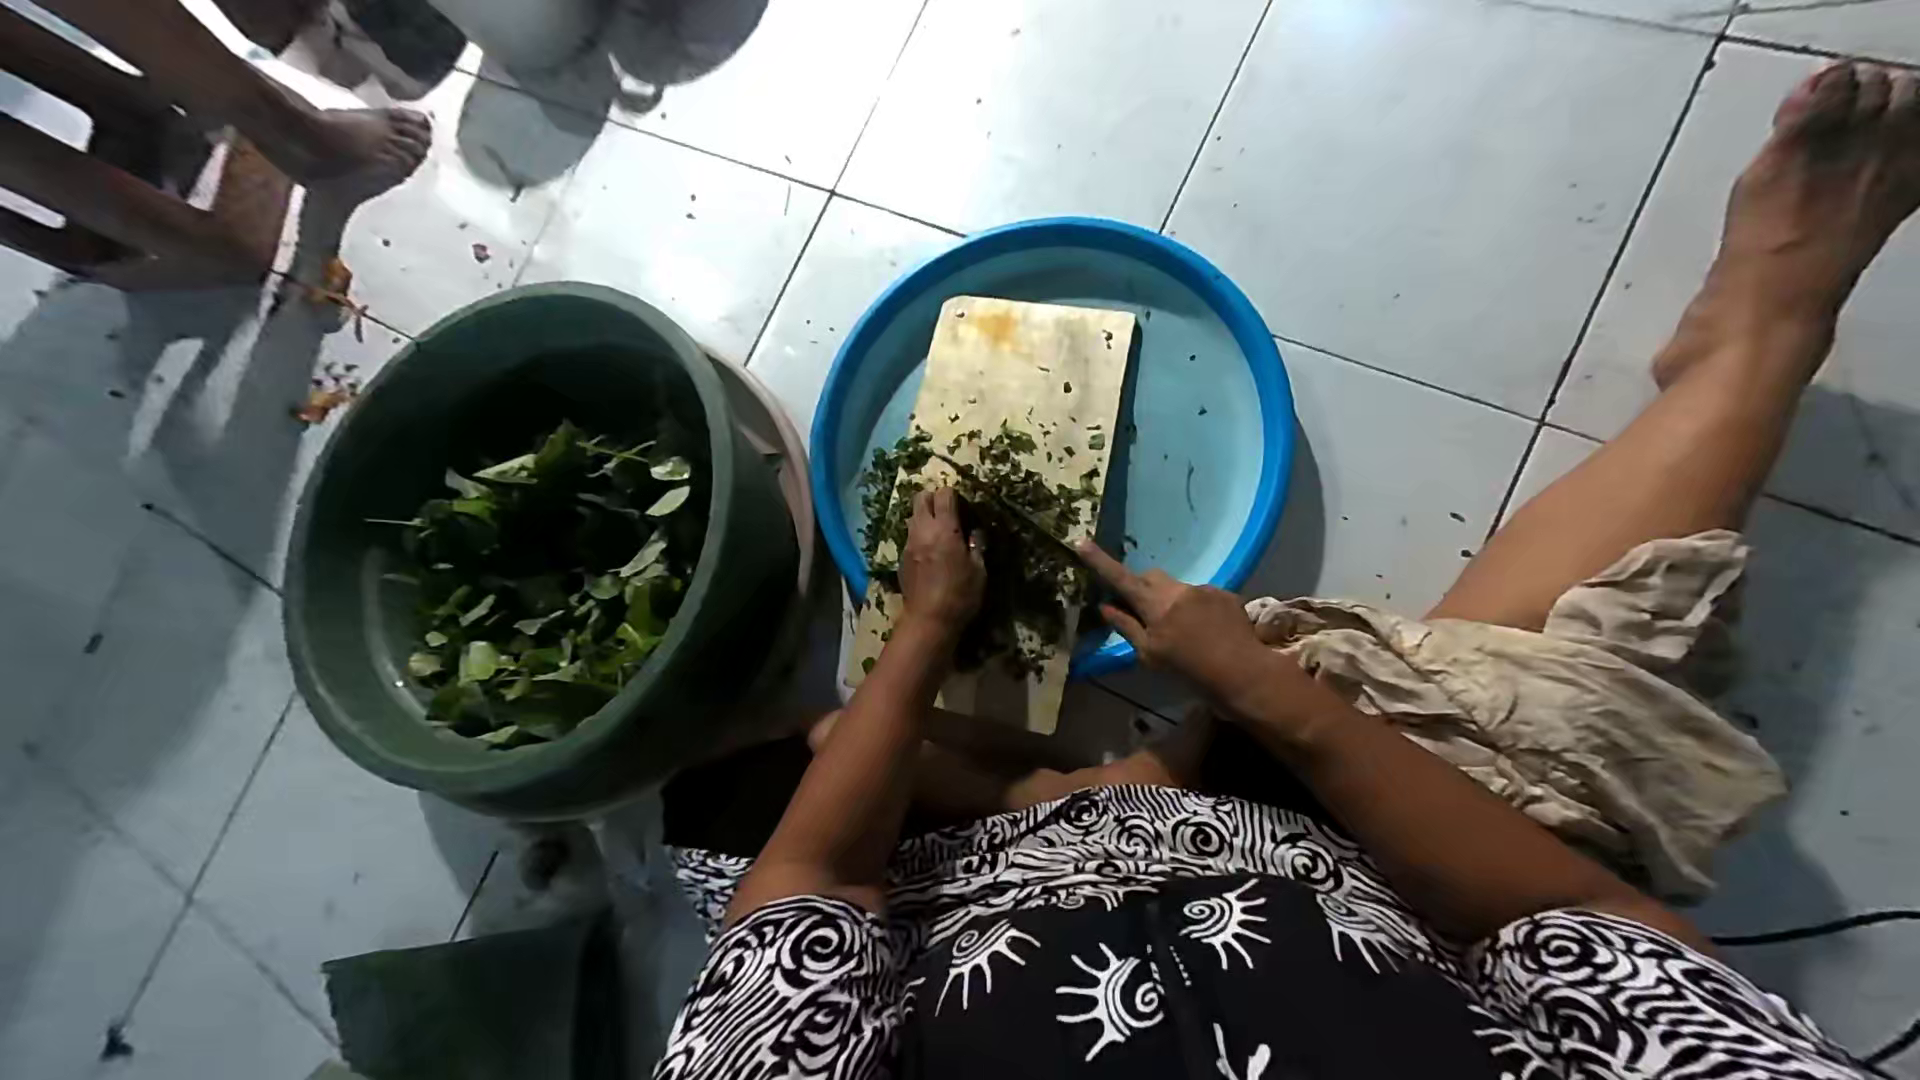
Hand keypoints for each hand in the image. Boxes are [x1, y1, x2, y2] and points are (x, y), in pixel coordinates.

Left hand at [900, 487, 985, 631]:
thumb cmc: (960, 595)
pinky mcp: (901, 558)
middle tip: (948, 511)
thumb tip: (976, 532)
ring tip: (940, 531)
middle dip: (933, 498)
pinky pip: (910, 536)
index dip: (953, 494)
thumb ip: (977, 546)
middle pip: (920, 498)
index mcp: (944, 530)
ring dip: (925, 517)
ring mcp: (908, 544)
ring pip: (913, 517)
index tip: (963, 505)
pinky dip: (920, 536)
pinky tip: (931, 552)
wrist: (929, 620)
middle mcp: (922, 531)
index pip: (944, 495)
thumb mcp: (979, 571)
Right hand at [1077, 540, 1269, 699]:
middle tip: (1143, 612)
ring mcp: (1204, 589)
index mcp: (1155, 606)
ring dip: (1171, 601)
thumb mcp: (1150, 656)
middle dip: (1142, 587)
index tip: (1081, 542)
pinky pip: (1200, 594)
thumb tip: (1105, 607)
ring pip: (1176, 587)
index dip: (1099, 562)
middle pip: (1150, 577)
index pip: (1120, 579)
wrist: (1244, 674)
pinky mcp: (1225, 594)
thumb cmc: (1190, 672)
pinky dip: (1195, 607)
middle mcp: (1178, 590)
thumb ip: (1126, 627)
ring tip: (1183, 630)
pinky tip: (1205, 630)